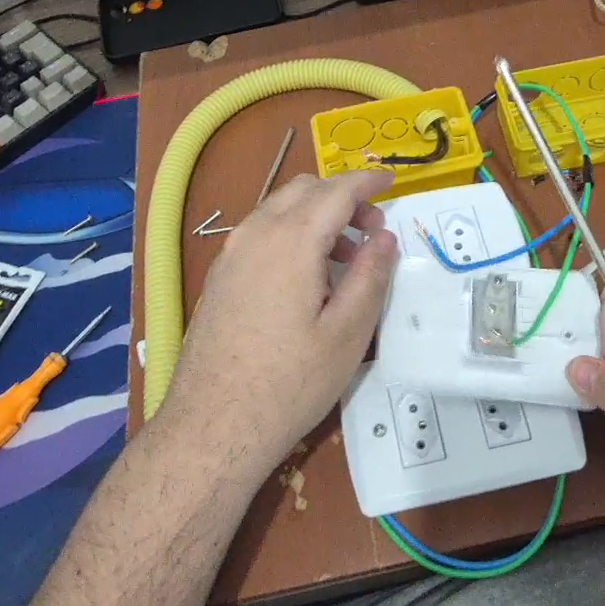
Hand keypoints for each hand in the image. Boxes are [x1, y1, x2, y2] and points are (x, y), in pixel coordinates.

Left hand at [163, 169, 399, 469]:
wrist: (213, 425)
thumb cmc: (290, 382)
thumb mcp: (347, 333)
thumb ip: (370, 276)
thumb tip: (384, 237)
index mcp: (290, 240)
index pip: (335, 191)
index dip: (367, 181)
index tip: (391, 180)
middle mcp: (254, 234)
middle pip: (302, 190)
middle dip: (341, 197)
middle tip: (372, 230)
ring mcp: (230, 254)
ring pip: (278, 210)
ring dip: (315, 216)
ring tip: (345, 259)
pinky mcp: (219, 276)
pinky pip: (260, 233)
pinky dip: (291, 234)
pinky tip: (306, 277)